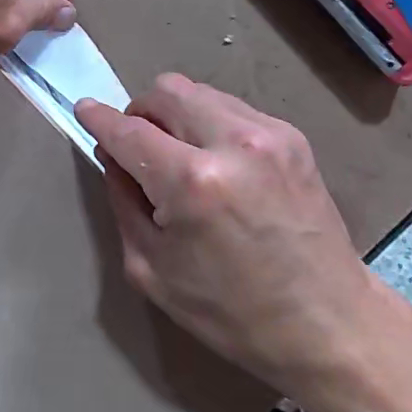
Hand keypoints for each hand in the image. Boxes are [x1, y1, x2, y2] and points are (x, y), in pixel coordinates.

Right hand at [76, 75, 383, 393]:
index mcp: (192, 182)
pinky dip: (211, 124)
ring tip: (181, 156)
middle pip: (165, 90)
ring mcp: (268, 132)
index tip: (84, 109)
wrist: (327, 320)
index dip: (99, 118)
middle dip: (140, 113)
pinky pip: (232, 108)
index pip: (129, 130)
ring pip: (199, 91)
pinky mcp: (292, 135)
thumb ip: (124, 202)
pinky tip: (219, 162)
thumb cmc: (232, 312)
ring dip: (177, 115)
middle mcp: (232, 141)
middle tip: (140, 149)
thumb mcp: (153, 269)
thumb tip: (113, 155)